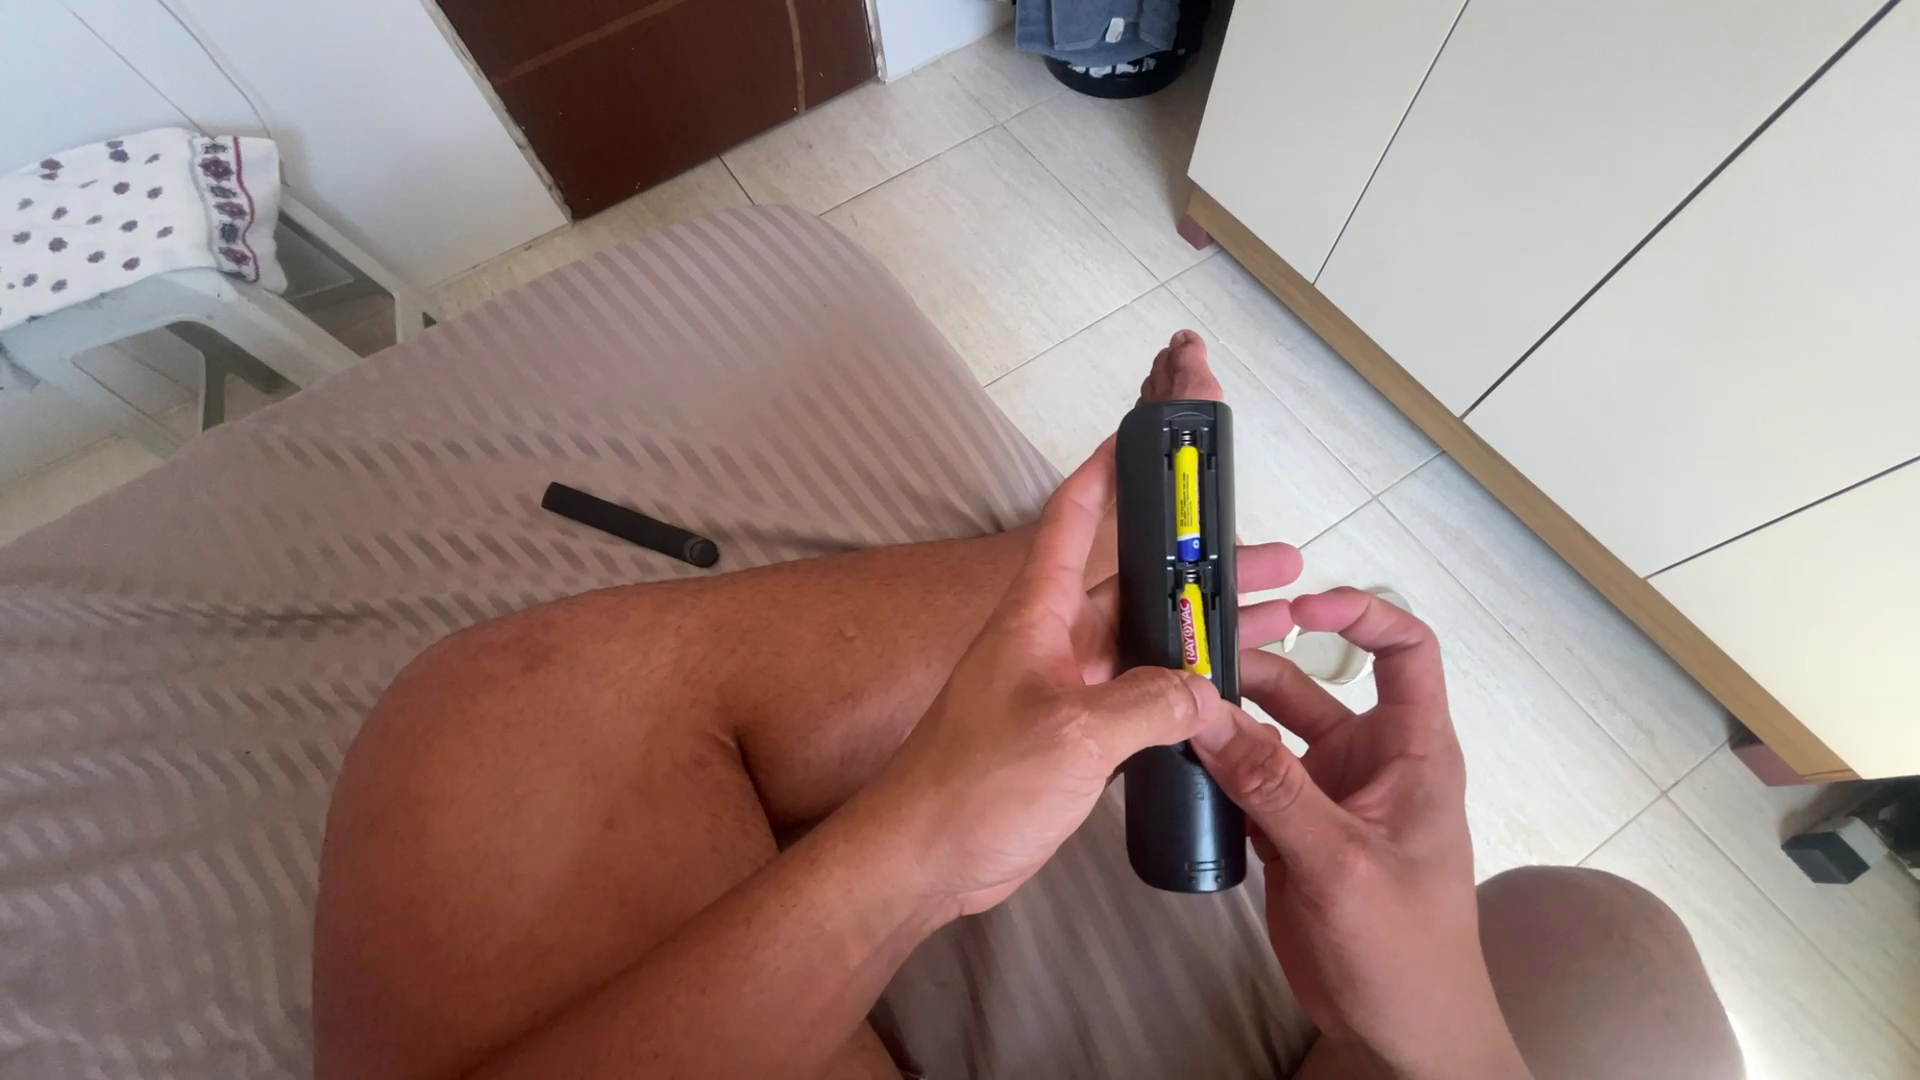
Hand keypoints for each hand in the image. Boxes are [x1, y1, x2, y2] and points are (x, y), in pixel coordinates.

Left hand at [859, 441, 1296, 915]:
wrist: (930, 855)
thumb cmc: (978, 780)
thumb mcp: (1070, 734)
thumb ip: (1147, 704)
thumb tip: (1208, 691)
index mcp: (1037, 613)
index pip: (1069, 521)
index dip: (1102, 475)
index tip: (1139, 441)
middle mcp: (1054, 639)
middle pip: (1137, 587)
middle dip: (1203, 572)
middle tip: (1276, 562)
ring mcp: (1068, 686)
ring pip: (1148, 645)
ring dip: (1205, 635)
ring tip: (1279, 622)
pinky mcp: (1078, 730)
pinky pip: (1142, 696)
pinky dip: (1183, 692)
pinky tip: (1230, 697)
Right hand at [1191, 590, 1528, 1079]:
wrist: (1396, 1038)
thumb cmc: (1402, 950)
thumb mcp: (1339, 862)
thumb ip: (1270, 786)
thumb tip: (1203, 711)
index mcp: (1409, 750)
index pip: (1406, 652)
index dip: (1359, 614)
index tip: (1298, 607)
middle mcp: (1363, 755)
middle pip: (1306, 683)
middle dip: (1250, 667)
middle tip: (1185, 661)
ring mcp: (1319, 788)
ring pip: (1263, 727)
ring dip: (1221, 715)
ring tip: (1167, 704)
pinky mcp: (1284, 820)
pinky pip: (1241, 771)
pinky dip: (1211, 759)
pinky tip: (1171, 753)